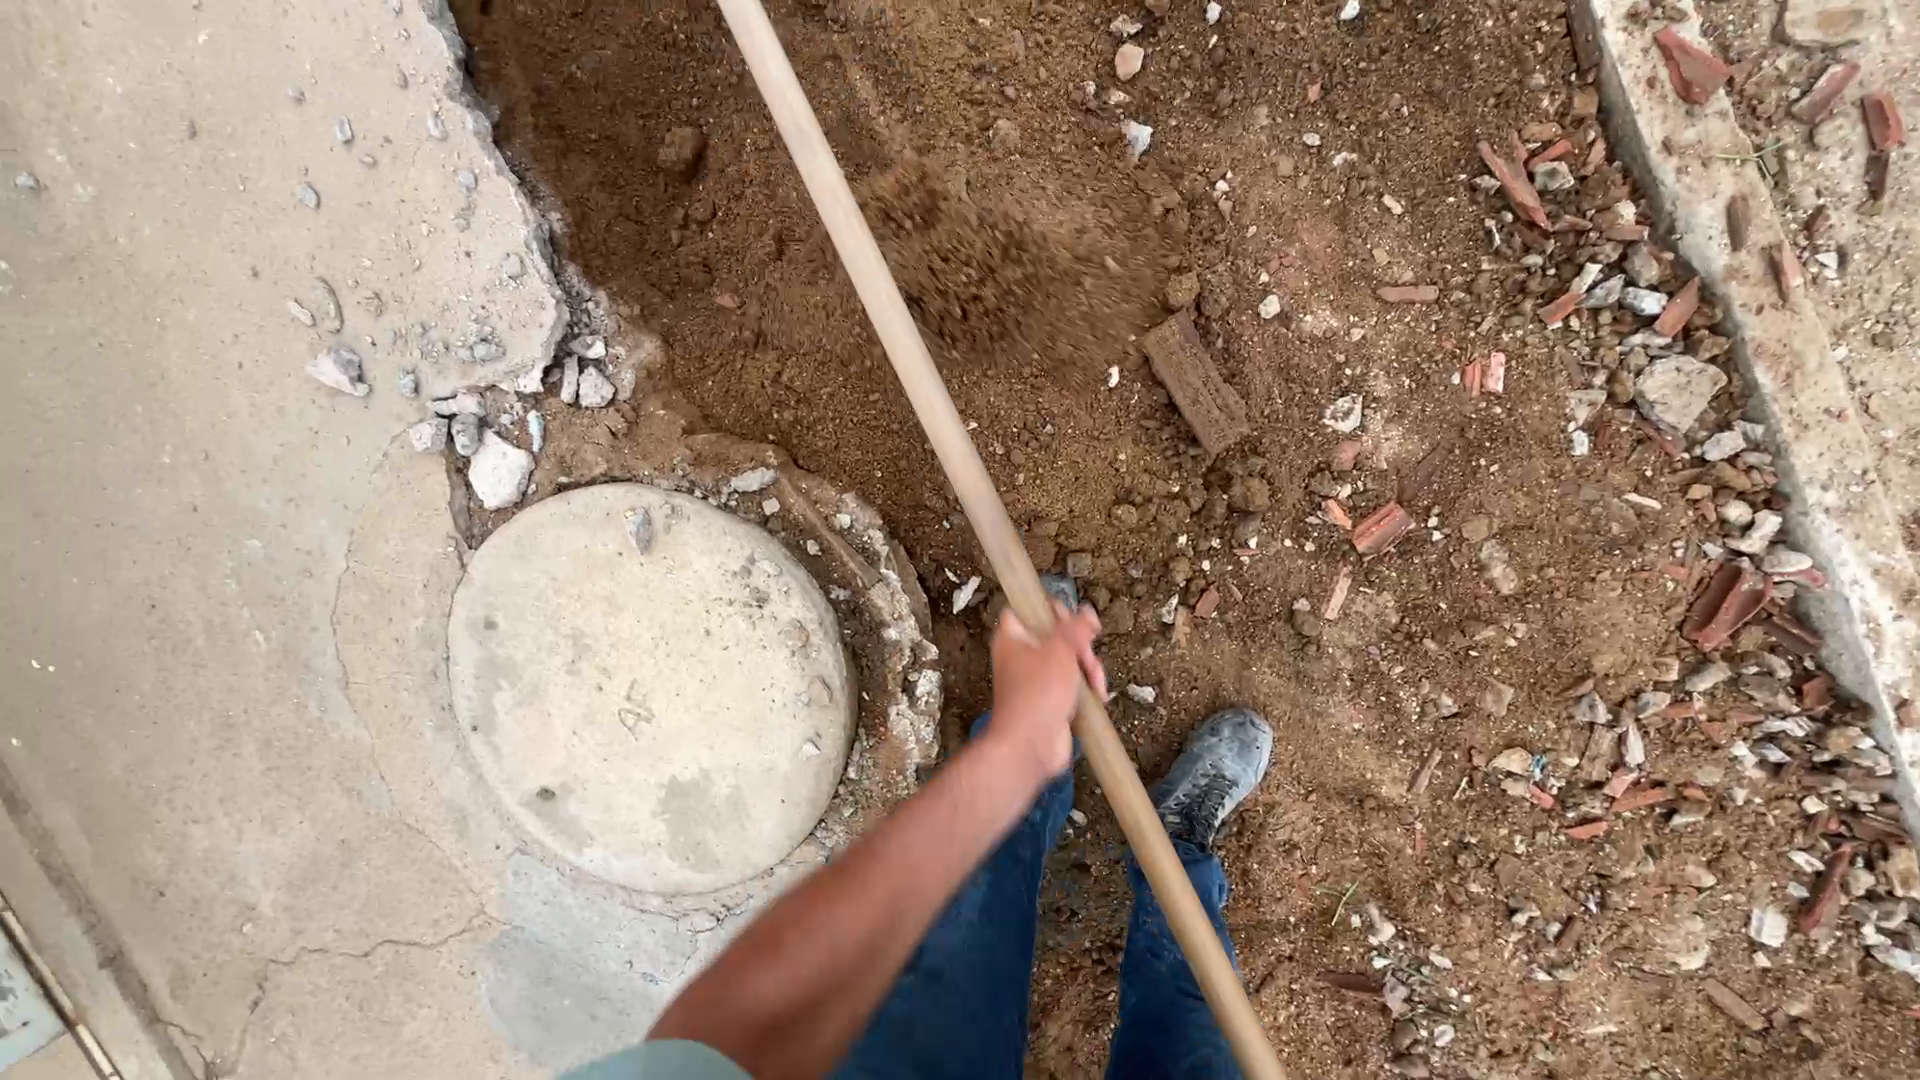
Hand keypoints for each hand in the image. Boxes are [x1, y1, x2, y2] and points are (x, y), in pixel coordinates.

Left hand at [984, 600, 1105, 781]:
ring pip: (1068, 660)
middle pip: (1055, 635)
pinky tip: (1097, 694)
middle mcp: (1021, 656)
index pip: (1026, 609)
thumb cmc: (1038, 692)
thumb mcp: (1060, 650)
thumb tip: (1086, 612)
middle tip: (1086, 654)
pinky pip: (1072, 683)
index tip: (1071, 615)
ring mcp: (1037, 679)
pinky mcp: (1051, 699)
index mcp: (1013, 637)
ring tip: (1094, 680)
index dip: (1049, 609)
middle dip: (1079, 644)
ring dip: (1087, 667)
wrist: (1031, 744)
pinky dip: (1086, 687)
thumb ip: (1075, 627)